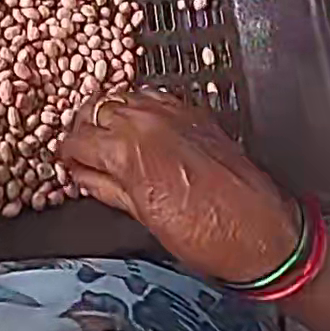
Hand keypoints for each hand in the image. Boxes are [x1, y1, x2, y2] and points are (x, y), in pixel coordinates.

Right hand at [58, 89, 301, 284]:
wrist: (261, 231)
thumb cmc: (206, 234)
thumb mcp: (142, 215)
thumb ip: (105, 187)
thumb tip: (83, 175)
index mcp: (125, 152)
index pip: (76, 140)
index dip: (68, 153)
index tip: (69, 161)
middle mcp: (143, 123)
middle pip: (93, 112)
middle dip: (84, 131)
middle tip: (85, 150)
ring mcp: (168, 113)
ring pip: (119, 98)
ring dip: (109, 115)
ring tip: (111, 137)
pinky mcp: (189, 111)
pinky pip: (150, 96)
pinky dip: (138, 107)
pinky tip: (140, 126)